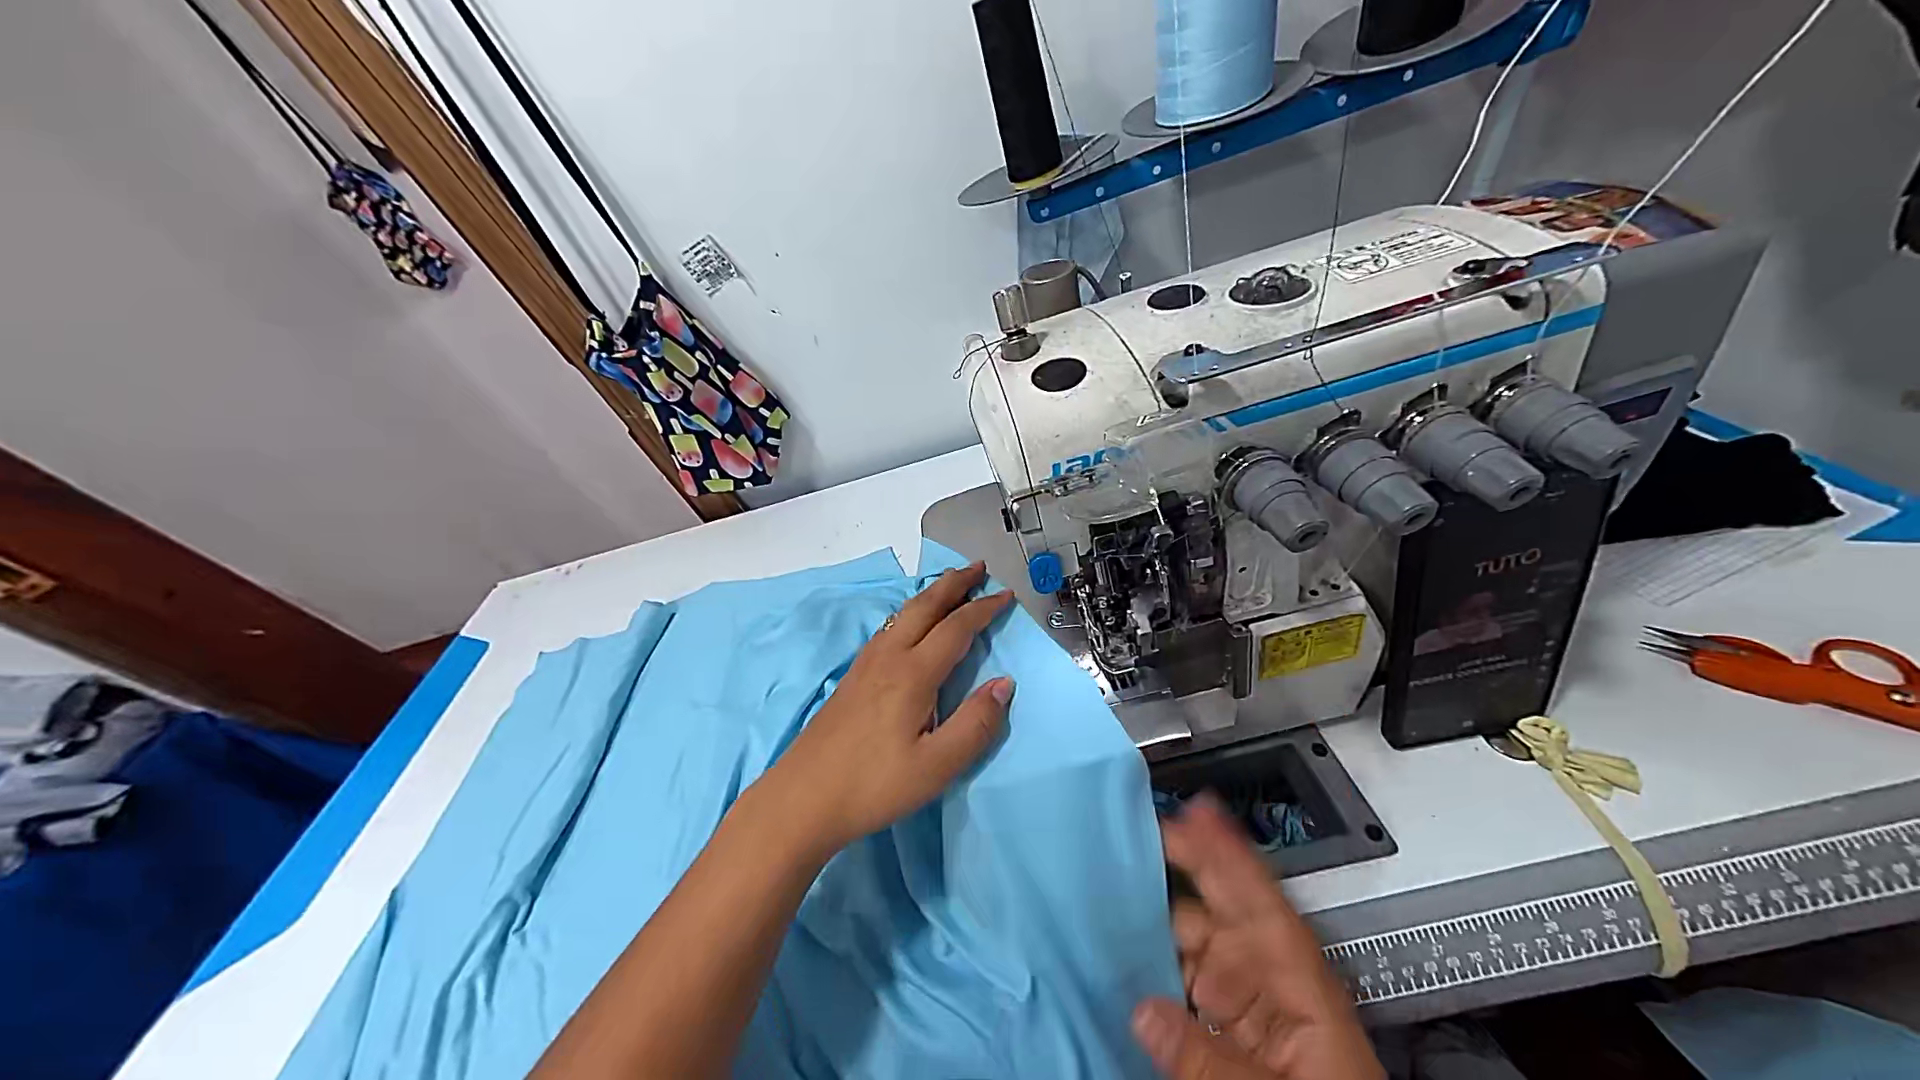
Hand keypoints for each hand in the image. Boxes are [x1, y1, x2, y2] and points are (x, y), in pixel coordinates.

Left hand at [762, 562, 1014, 855]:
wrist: (803, 797)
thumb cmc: (874, 785)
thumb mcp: (937, 766)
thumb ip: (976, 724)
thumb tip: (1005, 684)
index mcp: (913, 674)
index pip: (956, 628)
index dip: (984, 609)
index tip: (1006, 596)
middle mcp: (888, 658)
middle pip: (925, 607)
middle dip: (954, 583)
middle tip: (978, 567)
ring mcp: (865, 665)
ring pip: (903, 614)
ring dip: (931, 593)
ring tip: (950, 584)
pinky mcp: (852, 677)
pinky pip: (889, 628)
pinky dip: (910, 611)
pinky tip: (909, 623)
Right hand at [1132, 797, 1382, 1079]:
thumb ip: (1208, 1056)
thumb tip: (1144, 1012)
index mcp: (1299, 980)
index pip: (1258, 897)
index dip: (1226, 847)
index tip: (1194, 809)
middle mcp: (1266, 979)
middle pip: (1213, 905)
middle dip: (1174, 864)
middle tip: (1131, 830)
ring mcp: (1241, 1002)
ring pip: (1188, 939)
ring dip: (1152, 913)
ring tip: (1109, 882)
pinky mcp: (1219, 1029)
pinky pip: (1177, 978)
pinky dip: (1147, 960)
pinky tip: (1116, 947)